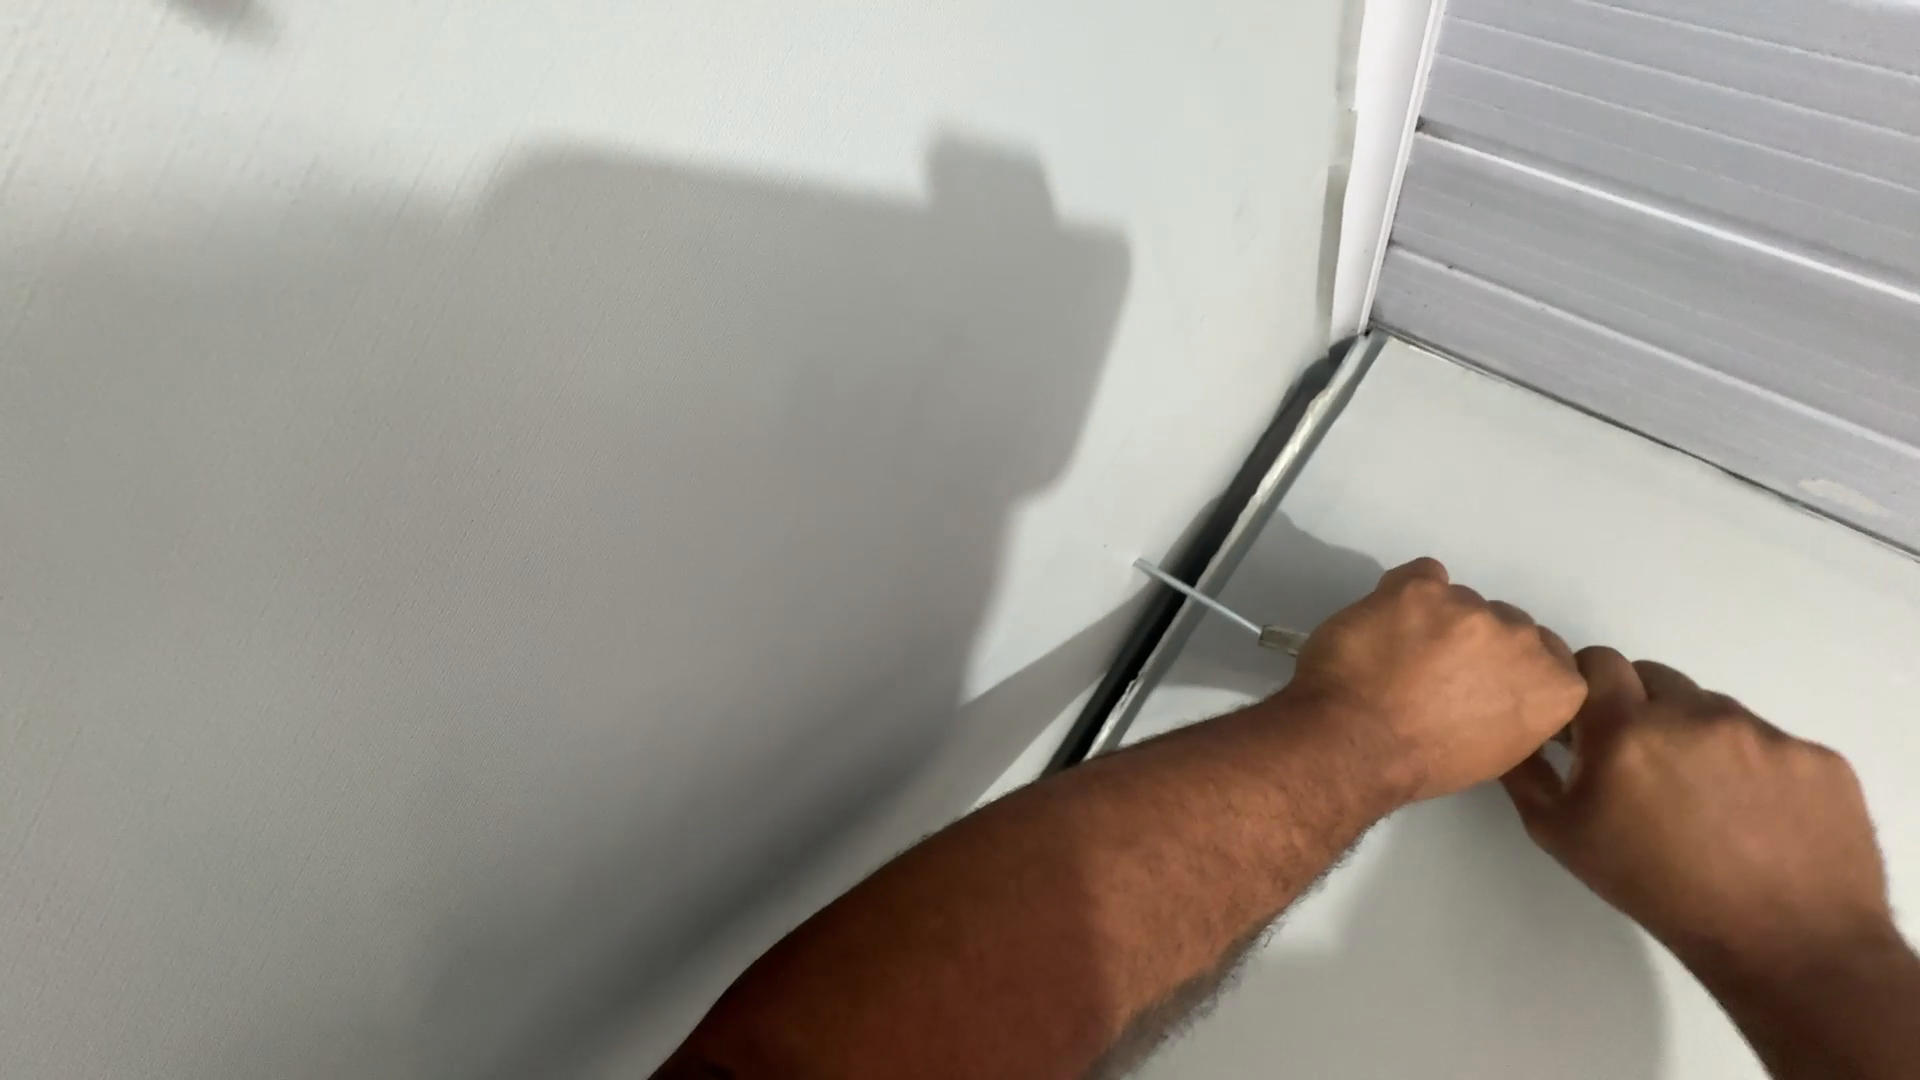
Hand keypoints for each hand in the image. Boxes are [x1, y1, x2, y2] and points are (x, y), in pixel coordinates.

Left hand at [1283, 557, 1584, 802]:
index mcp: (1557, 687)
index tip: (1471, 673)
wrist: (1354, 740)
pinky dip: (1401, 592)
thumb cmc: (1420, 760)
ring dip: (1433, 616)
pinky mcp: (1419, 589)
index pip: (1544, 652)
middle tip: (1428, 665)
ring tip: (1394, 650)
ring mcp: (1469, 610)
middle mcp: (1524, 640)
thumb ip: (1514, 705)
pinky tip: (1382, 620)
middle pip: (1503, 621)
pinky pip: (1420, 574)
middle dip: (1470, 638)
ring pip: (1458, 598)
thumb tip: (1498, 685)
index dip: (1501, 660)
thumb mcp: (1497, 748)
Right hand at [1500, 648, 1893, 974]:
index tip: (1580, 714)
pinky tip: (1745, 806)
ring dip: (1688, 729)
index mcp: (1624, 729)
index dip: (1583, 681)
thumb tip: (1511, 732)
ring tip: (1694, 786)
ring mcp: (1763, 735)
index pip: (1596, 661)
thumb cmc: (1651, 884)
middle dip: (1633, 703)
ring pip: (1707, 706)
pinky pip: (1765, 739)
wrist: (1787, 945)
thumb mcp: (1556, 831)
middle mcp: (1693, 717)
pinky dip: (1746, 760)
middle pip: (1650, 676)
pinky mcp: (1818, 759)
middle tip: (1632, 754)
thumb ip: (1523, 771)